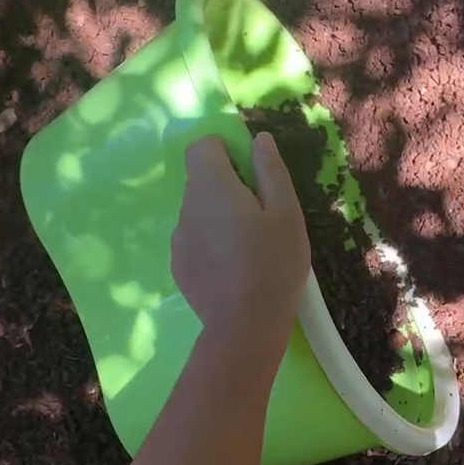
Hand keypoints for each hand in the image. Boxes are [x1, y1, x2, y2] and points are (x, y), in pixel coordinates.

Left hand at [171, 133, 309, 356]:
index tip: (250, 172)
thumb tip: (258, 139)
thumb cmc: (274, 263)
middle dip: (227, 187)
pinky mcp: (178, 266)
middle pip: (200, 180)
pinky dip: (211, 244)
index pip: (201, 147)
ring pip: (198, 213)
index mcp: (212, 186)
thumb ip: (270, 171)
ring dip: (218, 217)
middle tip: (260, 215)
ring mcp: (178, 239)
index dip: (224, 150)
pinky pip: (194, 240)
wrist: (245, 325)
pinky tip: (234, 268)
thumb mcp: (285, 213)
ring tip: (249, 247)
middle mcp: (187, 207)